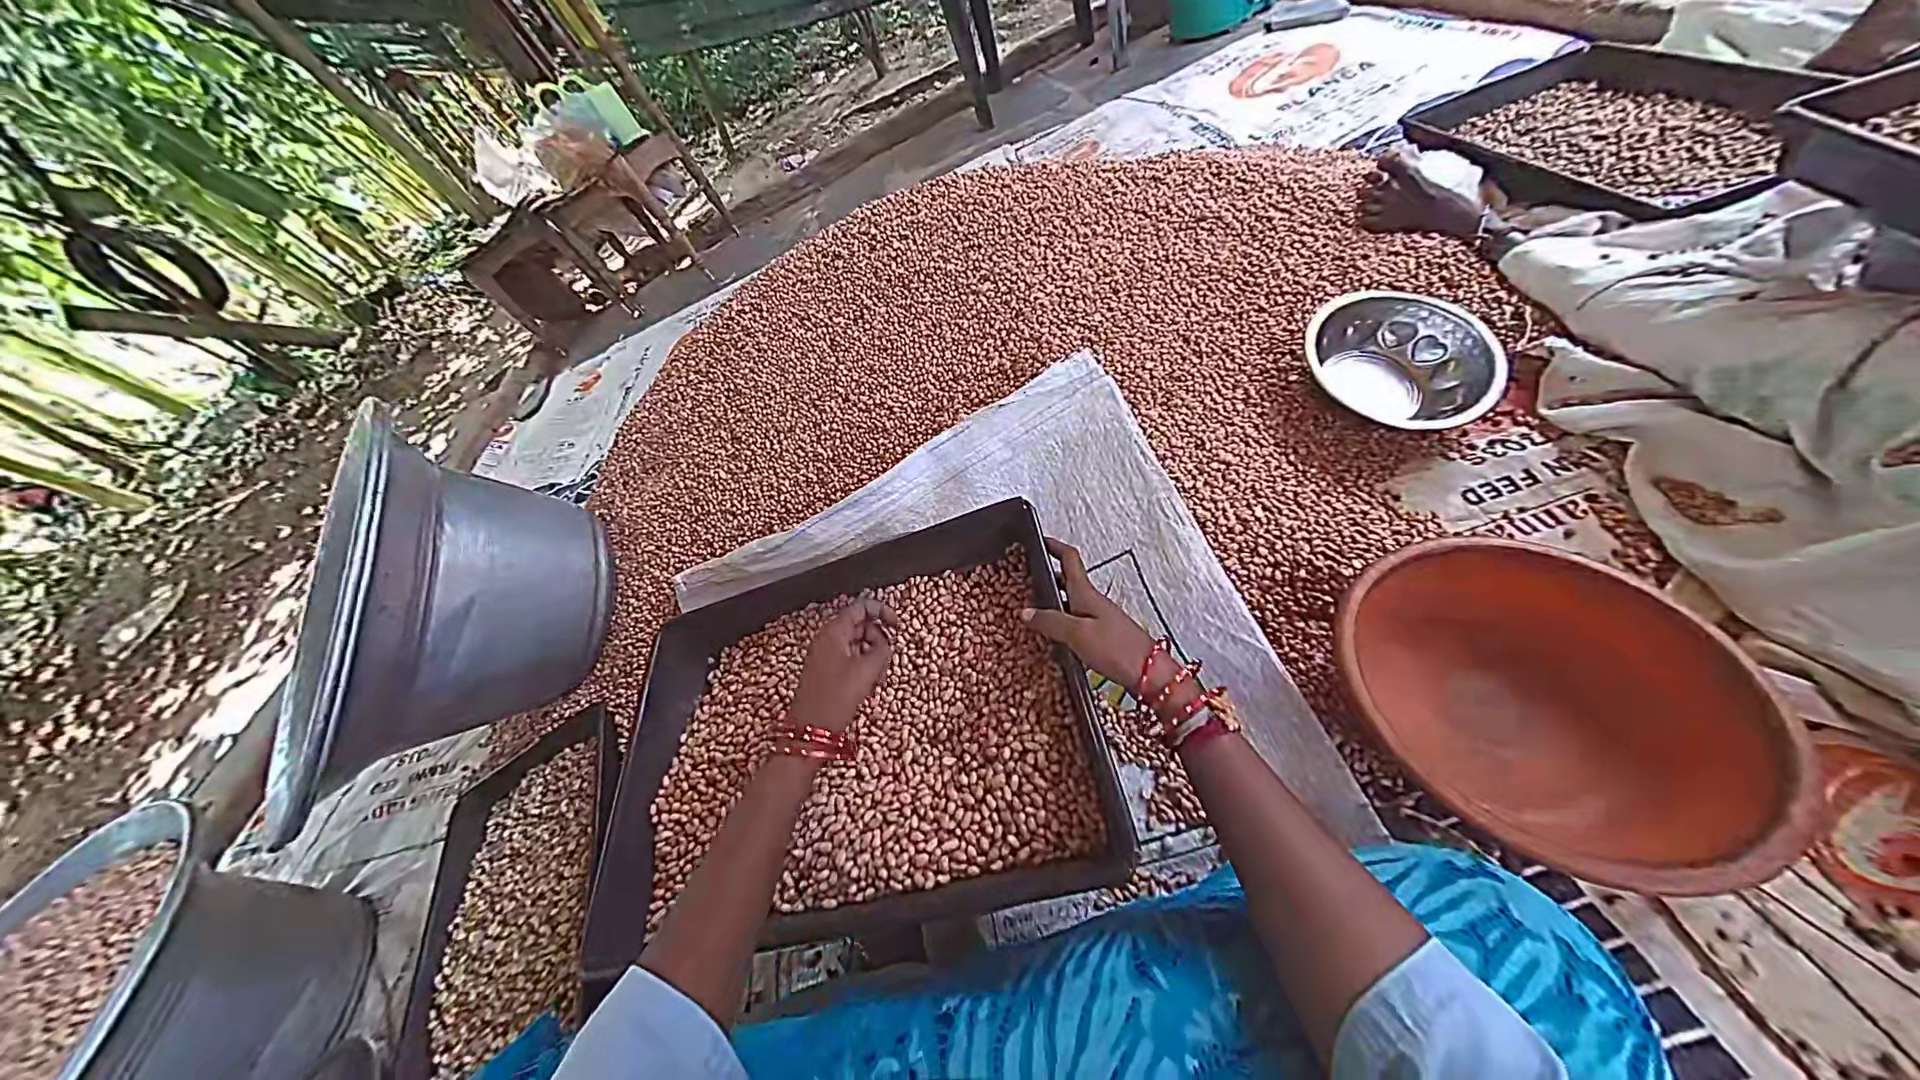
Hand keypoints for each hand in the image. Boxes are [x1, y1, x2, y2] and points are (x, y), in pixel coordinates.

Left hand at [787, 597, 897, 733]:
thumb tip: (887, 642)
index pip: (861, 607)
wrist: (811, 729)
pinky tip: (869, 683)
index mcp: (834, 631)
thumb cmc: (837, 697)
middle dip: (878, 637)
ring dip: (872, 654)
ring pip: (856, 643)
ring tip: (878, 675)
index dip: (882, 611)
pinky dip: (863, 665)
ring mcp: (825, 654)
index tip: (897, 626)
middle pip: (859, 625)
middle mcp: (827, 639)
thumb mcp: (867, 670)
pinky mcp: (826, 670)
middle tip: (887, 657)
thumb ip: (882, 649)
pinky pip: (849, 658)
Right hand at [1020, 538, 1156, 690]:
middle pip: (1067, 580)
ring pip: (1069, 602)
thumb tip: (1025, 612)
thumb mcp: (1077, 633)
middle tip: (1027, 576)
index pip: (1070, 559)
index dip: (1055, 547)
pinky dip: (1060, 621)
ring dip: (1052, 600)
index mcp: (1086, 594)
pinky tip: (1051, 634)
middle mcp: (1092, 602)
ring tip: (1031, 605)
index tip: (1041, 540)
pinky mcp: (1101, 637)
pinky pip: (1075, 621)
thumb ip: (1050, 621)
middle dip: (1048, 574)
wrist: (1149, 673)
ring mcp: (1098, 619)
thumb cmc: (1116, 648)